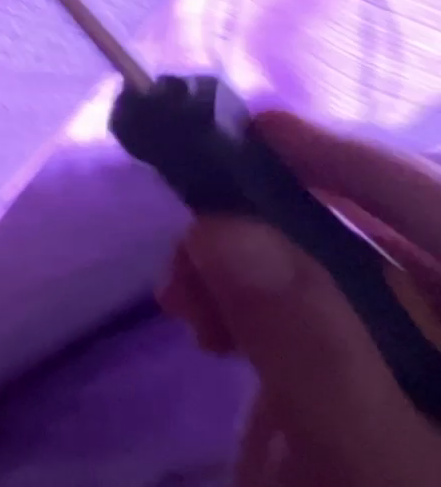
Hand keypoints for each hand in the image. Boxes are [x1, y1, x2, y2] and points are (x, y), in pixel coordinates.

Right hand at [159, 112, 440, 484]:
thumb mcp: (363, 459)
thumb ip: (312, 349)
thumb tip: (224, 226)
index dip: (371, 170)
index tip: (264, 131)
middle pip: (378, 236)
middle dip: (270, 220)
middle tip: (194, 227)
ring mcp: (403, 349)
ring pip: (317, 258)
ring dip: (230, 258)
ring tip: (183, 301)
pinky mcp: (343, 356)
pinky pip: (282, 290)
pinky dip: (225, 287)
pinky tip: (199, 322)